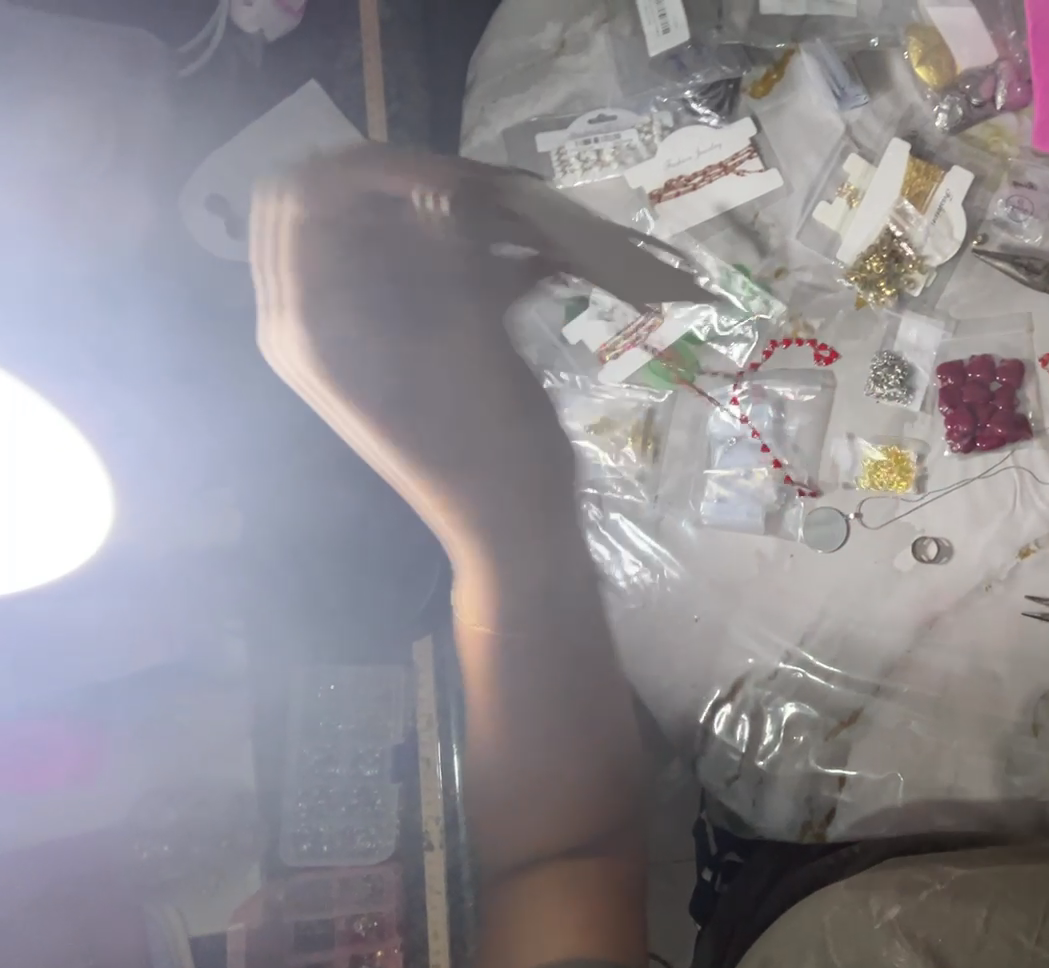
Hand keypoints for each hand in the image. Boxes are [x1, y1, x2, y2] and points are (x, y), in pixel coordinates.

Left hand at [250, 145, 573, 563]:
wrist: (516, 528)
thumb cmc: (490, 453)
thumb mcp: (469, 351)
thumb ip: (448, 264)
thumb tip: (450, 186)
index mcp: (309, 321)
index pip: (308, 198)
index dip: (383, 168)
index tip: (472, 177)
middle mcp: (325, 317)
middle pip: (352, 212)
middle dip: (430, 190)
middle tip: (510, 195)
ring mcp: (375, 332)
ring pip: (404, 243)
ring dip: (470, 226)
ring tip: (544, 230)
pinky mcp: (422, 346)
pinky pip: (441, 282)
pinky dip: (490, 266)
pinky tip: (549, 269)